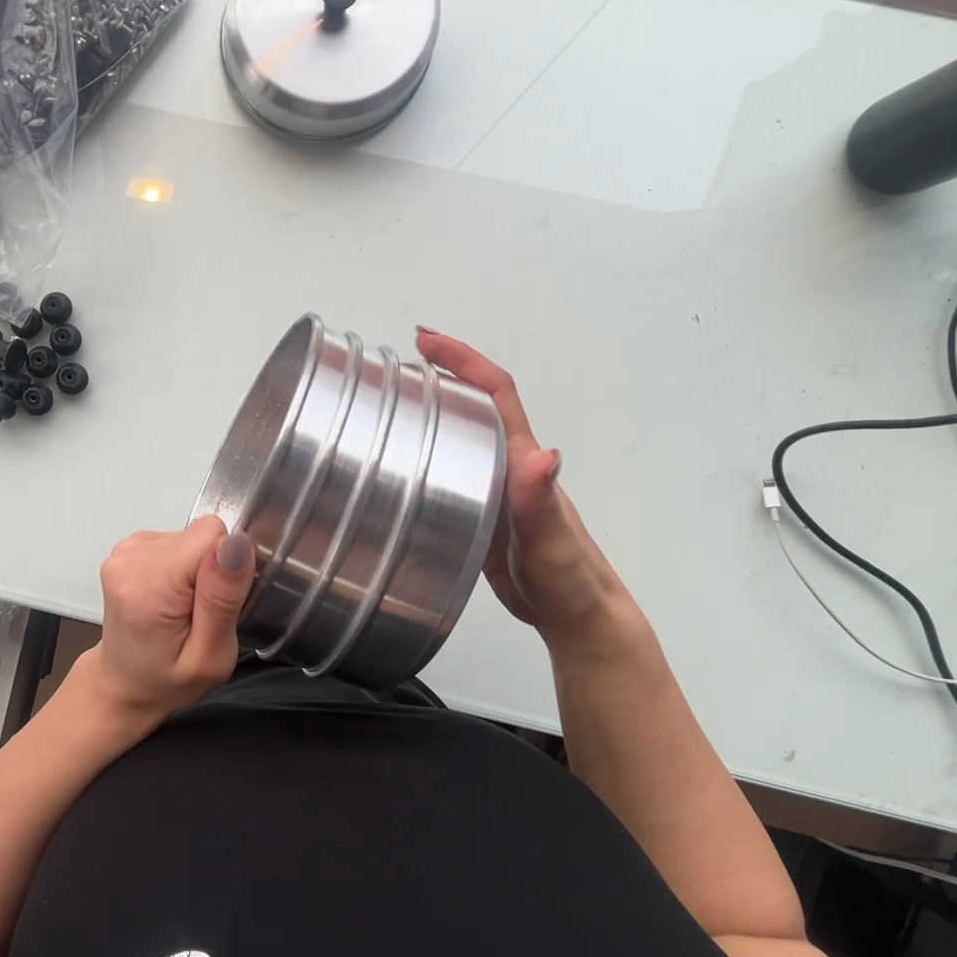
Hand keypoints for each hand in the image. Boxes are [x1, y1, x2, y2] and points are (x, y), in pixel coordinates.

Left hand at [91, 517, 256, 719]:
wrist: (123, 684)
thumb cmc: (167, 681)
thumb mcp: (209, 659)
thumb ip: (222, 599)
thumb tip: (237, 544)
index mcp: (148, 586)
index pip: (212, 535)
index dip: (227, 568)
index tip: (216, 605)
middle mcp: (131, 559)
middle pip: (201, 536)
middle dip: (211, 572)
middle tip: (200, 615)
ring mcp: (126, 551)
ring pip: (191, 538)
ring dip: (196, 570)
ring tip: (183, 610)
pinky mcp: (129, 548)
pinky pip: (177, 542)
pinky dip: (182, 567)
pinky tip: (171, 598)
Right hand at [415, 328, 627, 636]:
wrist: (573, 616)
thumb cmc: (566, 578)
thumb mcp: (551, 541)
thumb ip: (541, 503)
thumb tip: (544, 456)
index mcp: (519, 460)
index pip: (494, 394)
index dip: (463, 359)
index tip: (425, 340)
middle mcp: (504, 466)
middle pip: (472, 405)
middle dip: (438, 374)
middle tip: (388, 367)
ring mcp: (491, 490)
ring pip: (458, 437)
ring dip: (428, 411)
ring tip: (383, 406)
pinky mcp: (478, 516)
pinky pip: (449, 472)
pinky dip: (423, 456)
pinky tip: (396, 467)